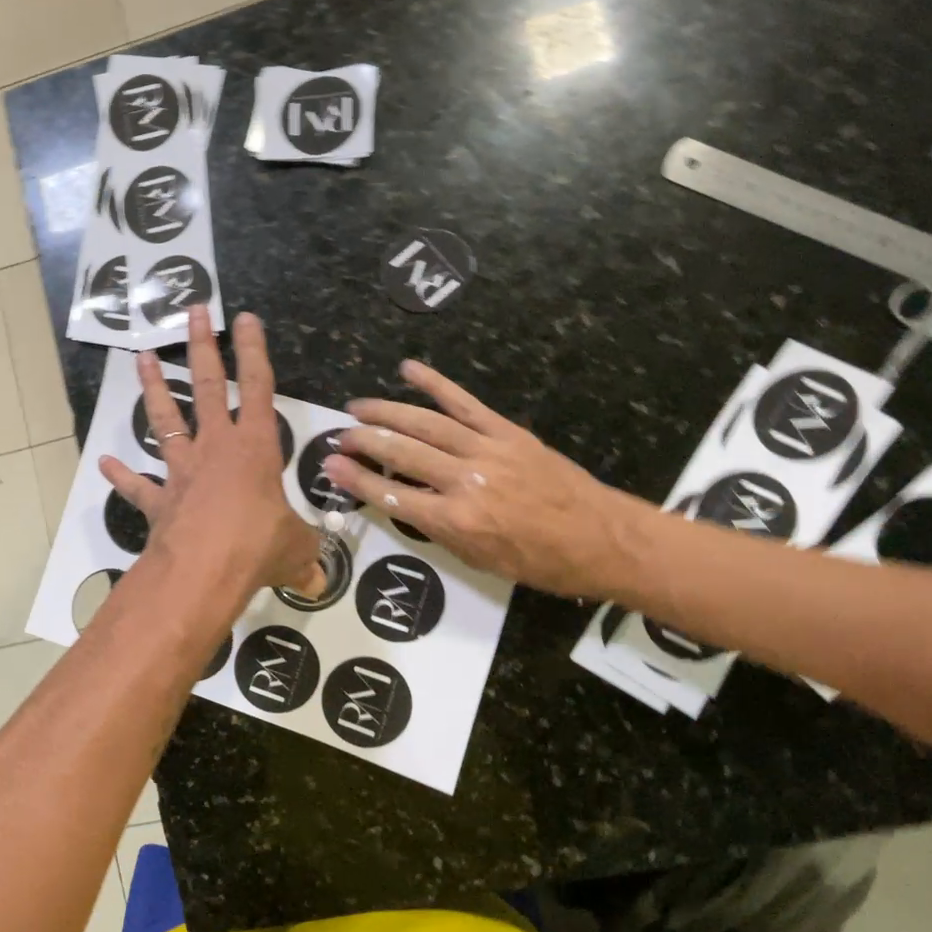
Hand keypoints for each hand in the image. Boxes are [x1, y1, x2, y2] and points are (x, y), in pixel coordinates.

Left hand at [100, 308, 325, 597]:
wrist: (202, 571)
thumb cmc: (257, 548)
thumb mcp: (295, 550)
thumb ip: (304, 555)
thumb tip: (317, 577)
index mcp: (255, 448)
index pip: (258, 388)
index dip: (253, 352)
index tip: (245, 318)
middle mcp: (215, 448)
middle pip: (207, 386)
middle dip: (202, 346)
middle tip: (195, 311)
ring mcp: (182, 471)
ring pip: (164, 419)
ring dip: (152, 388)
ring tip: (141, 356)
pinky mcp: (158, 500)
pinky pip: (137, 485)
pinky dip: (121, 476)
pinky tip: (104, 462)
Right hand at [322, 359, 652, 599]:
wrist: (601, 539)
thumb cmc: (539, 561)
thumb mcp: (478, 560)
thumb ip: (437, 528)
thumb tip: (402, 501)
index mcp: (456, 521)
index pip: (392, 496)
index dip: (356, 480)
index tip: (329, 467)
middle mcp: (465, 481)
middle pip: (401, 453)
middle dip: (363, 443)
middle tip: (336, 437)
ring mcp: (487, 450)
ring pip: (425, 424)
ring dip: (386, 412)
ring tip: (356, 408)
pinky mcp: (507, 432)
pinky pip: (464, 403)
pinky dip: (434, 384)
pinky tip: (408, 370)